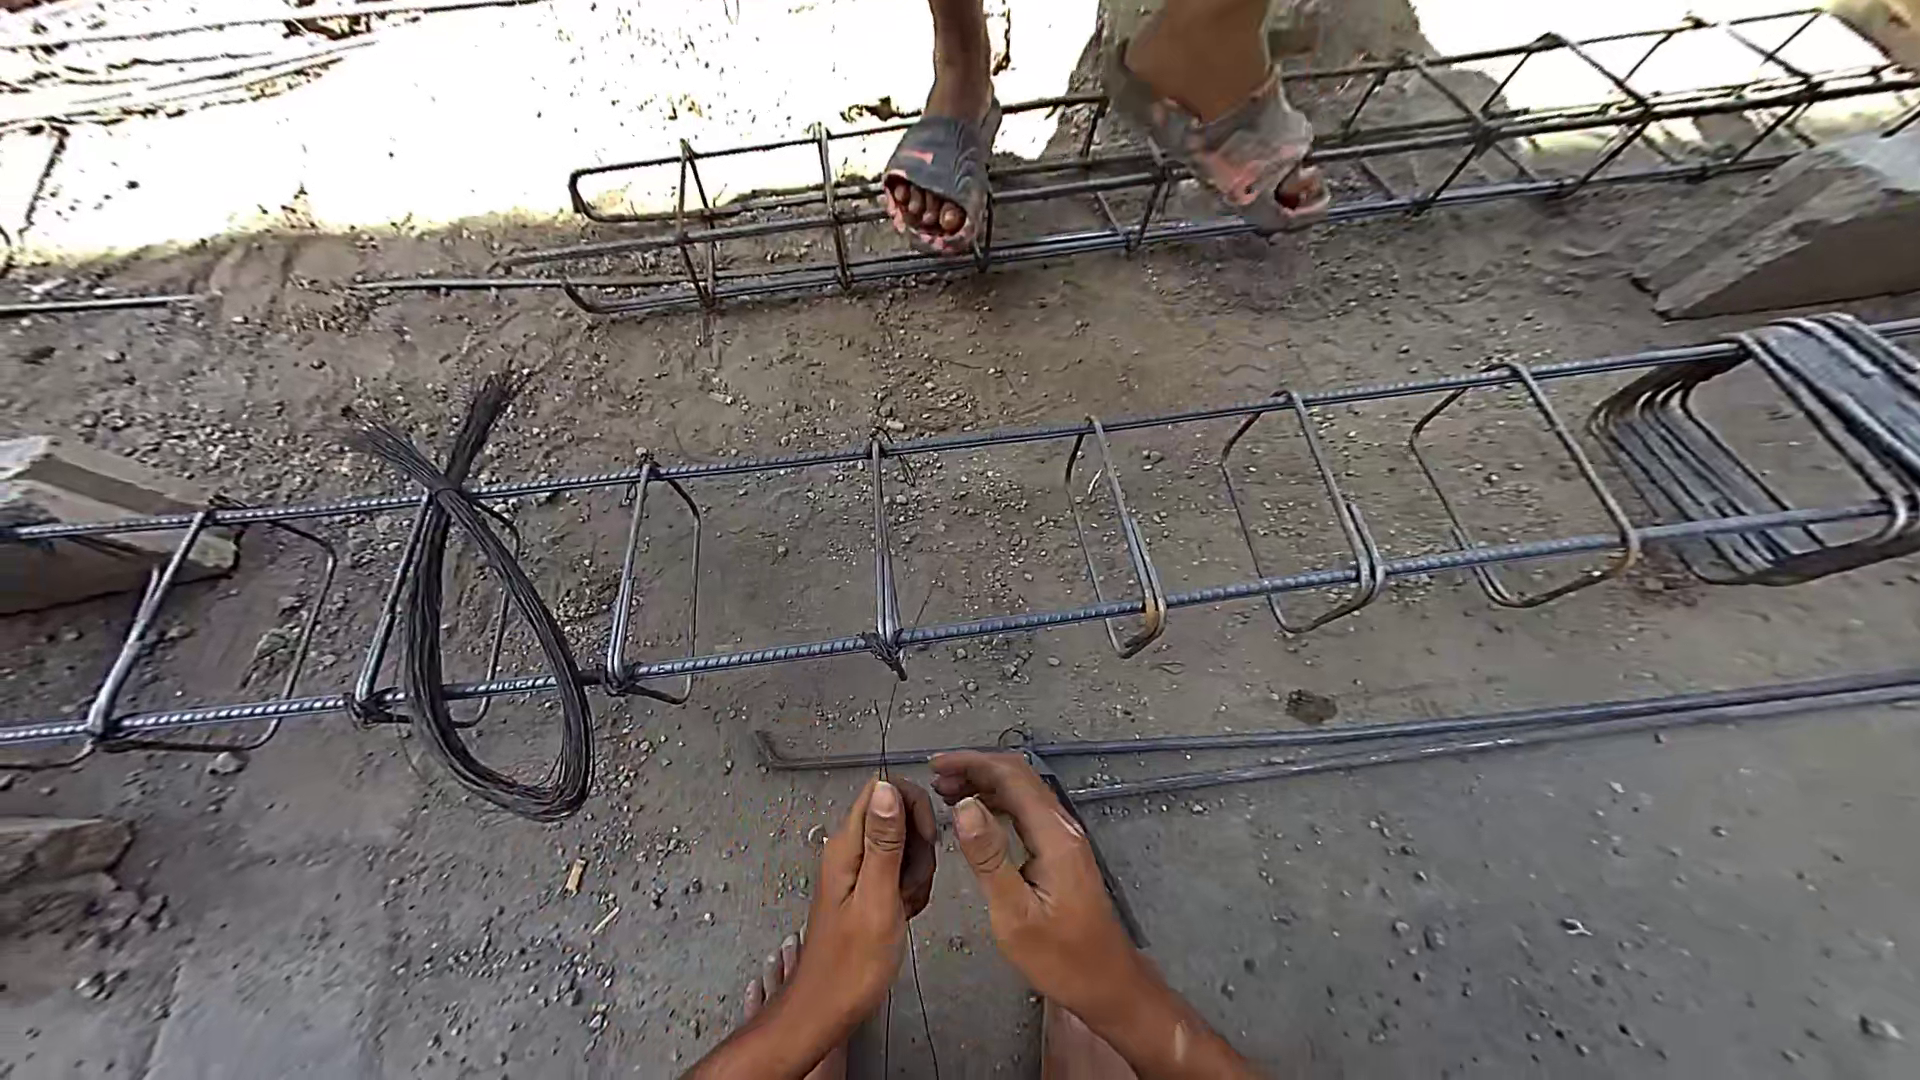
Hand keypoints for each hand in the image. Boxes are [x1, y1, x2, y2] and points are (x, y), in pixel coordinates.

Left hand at [792, 776, 937, 1025]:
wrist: (827, 1011)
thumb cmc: (851, 965)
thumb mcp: (877, 900)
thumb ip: (885, 842)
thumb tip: (886, 785)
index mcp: (847, 844)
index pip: (883, 788)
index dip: (912, 806)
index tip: (926, 842)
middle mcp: (850, 846)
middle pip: (898, 814)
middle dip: (919, 846)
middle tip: (910, 887)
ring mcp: (859, 865)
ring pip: (905, 842)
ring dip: (917, 871)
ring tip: (905, 905)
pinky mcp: (868, 882)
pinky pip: (901, 866)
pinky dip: (911, 886)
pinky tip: (904, 911)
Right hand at [930, 751, 1146, 1024]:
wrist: (1107, 985)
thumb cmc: (1061, 958)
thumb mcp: (1014, 914)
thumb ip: (988, 857)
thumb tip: (964, 807)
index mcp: (1053, 834)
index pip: (1010, 776)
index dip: (971, 763)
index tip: (938, 764)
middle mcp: (1061, 825)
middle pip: (1017, 775)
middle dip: (975, 768)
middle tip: (938, 776)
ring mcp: (1062, 835)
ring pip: (1021, 790)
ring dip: (984, 782)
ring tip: (948, 791)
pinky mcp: (1059, 848)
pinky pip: (1024, 809)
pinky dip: (995, 801)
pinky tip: (975, 813)